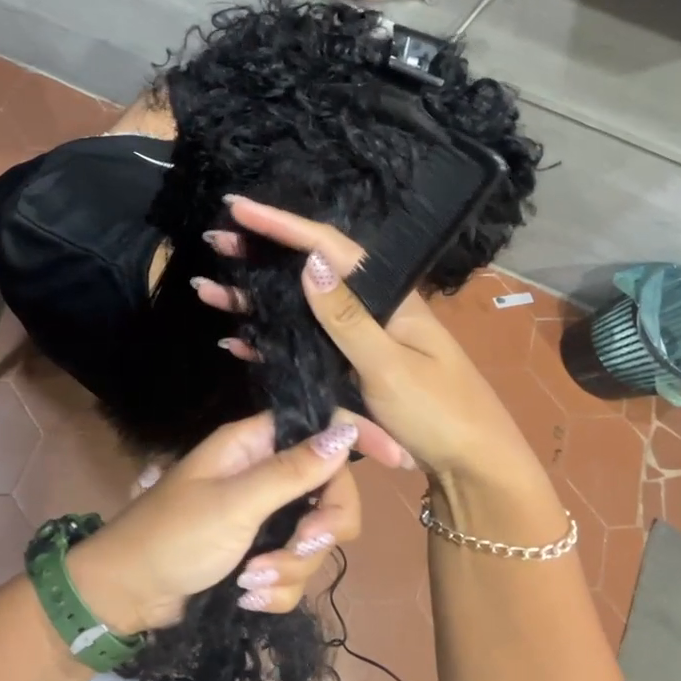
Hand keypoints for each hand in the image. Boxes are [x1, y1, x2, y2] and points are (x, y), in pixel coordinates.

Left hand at [66, 411, 367, 634]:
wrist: (129, 593)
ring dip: (289, 569)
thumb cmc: (174, 536)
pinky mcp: (258, 554)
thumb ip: (291, 470)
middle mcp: (260, 475)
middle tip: (300, 547)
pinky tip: (246, 598)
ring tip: (249, 582)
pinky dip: (276, 589)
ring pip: (313, 539)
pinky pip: (294, 571)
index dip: (356, 437)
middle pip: (327, 492)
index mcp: (250, 446)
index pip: (315, 426)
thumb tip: (344, 432)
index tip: (399, 459)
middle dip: (319, 529)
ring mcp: (260, 517)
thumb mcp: (234, 503)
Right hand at [205, 197, 540, 483]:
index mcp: (386, 299)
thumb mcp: (392, 366)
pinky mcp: (344, 371)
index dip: (281, 225)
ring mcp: (353, 341)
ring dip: (250, 301)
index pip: (327, 248)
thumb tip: (312, 261)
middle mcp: (367, 311)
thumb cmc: (442, 415)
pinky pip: (296, 347)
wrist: (475, 472)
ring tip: (206, 290)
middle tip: (214, 241)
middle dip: (258, 256)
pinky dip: (264, 343)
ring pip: (292, 311)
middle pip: (304, 272)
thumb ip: (347, 317)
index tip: (239, 208)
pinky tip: (233, 340)